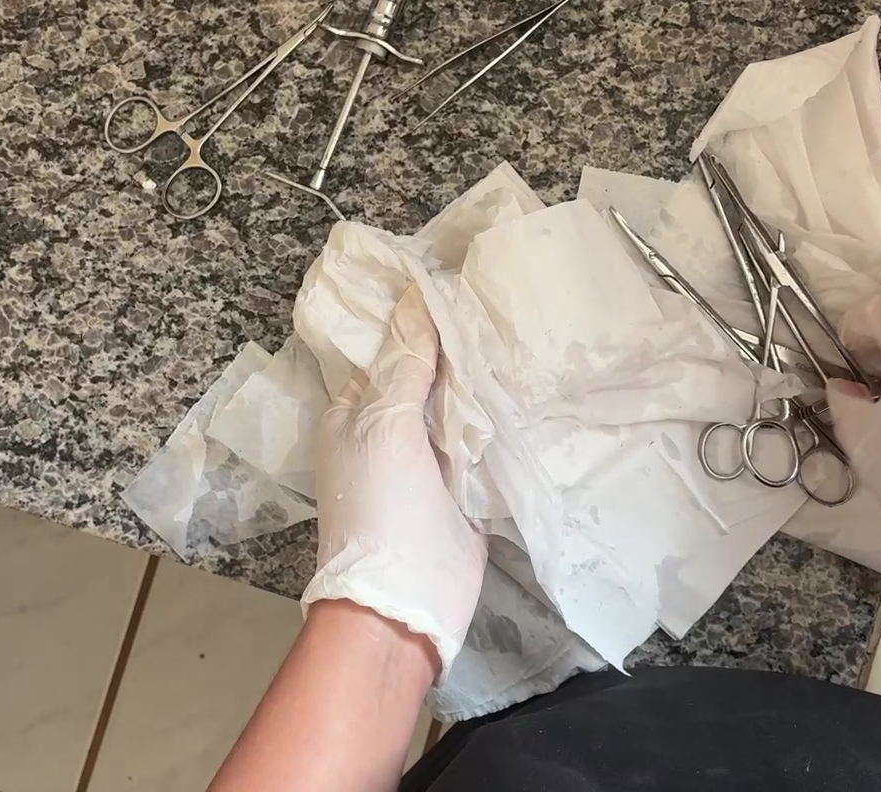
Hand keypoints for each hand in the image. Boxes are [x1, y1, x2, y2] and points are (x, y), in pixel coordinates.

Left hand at [301, 285, 486, 673]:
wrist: (405, 601)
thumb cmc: (380, 503)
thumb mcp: (385, 423)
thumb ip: (405, 364)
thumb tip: (415, 298)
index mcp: (356, 411)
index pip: (386, 350)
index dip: (415, 318)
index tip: (453, 278)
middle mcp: (389, 427)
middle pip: (425, 375)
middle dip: (454, 346)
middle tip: (496, 298)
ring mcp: (427, 456)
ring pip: (455, 404)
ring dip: (479, 379)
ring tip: (516, 326)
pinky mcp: (461, 481)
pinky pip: (478, 437)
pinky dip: (495, 416)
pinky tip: (524, 380)